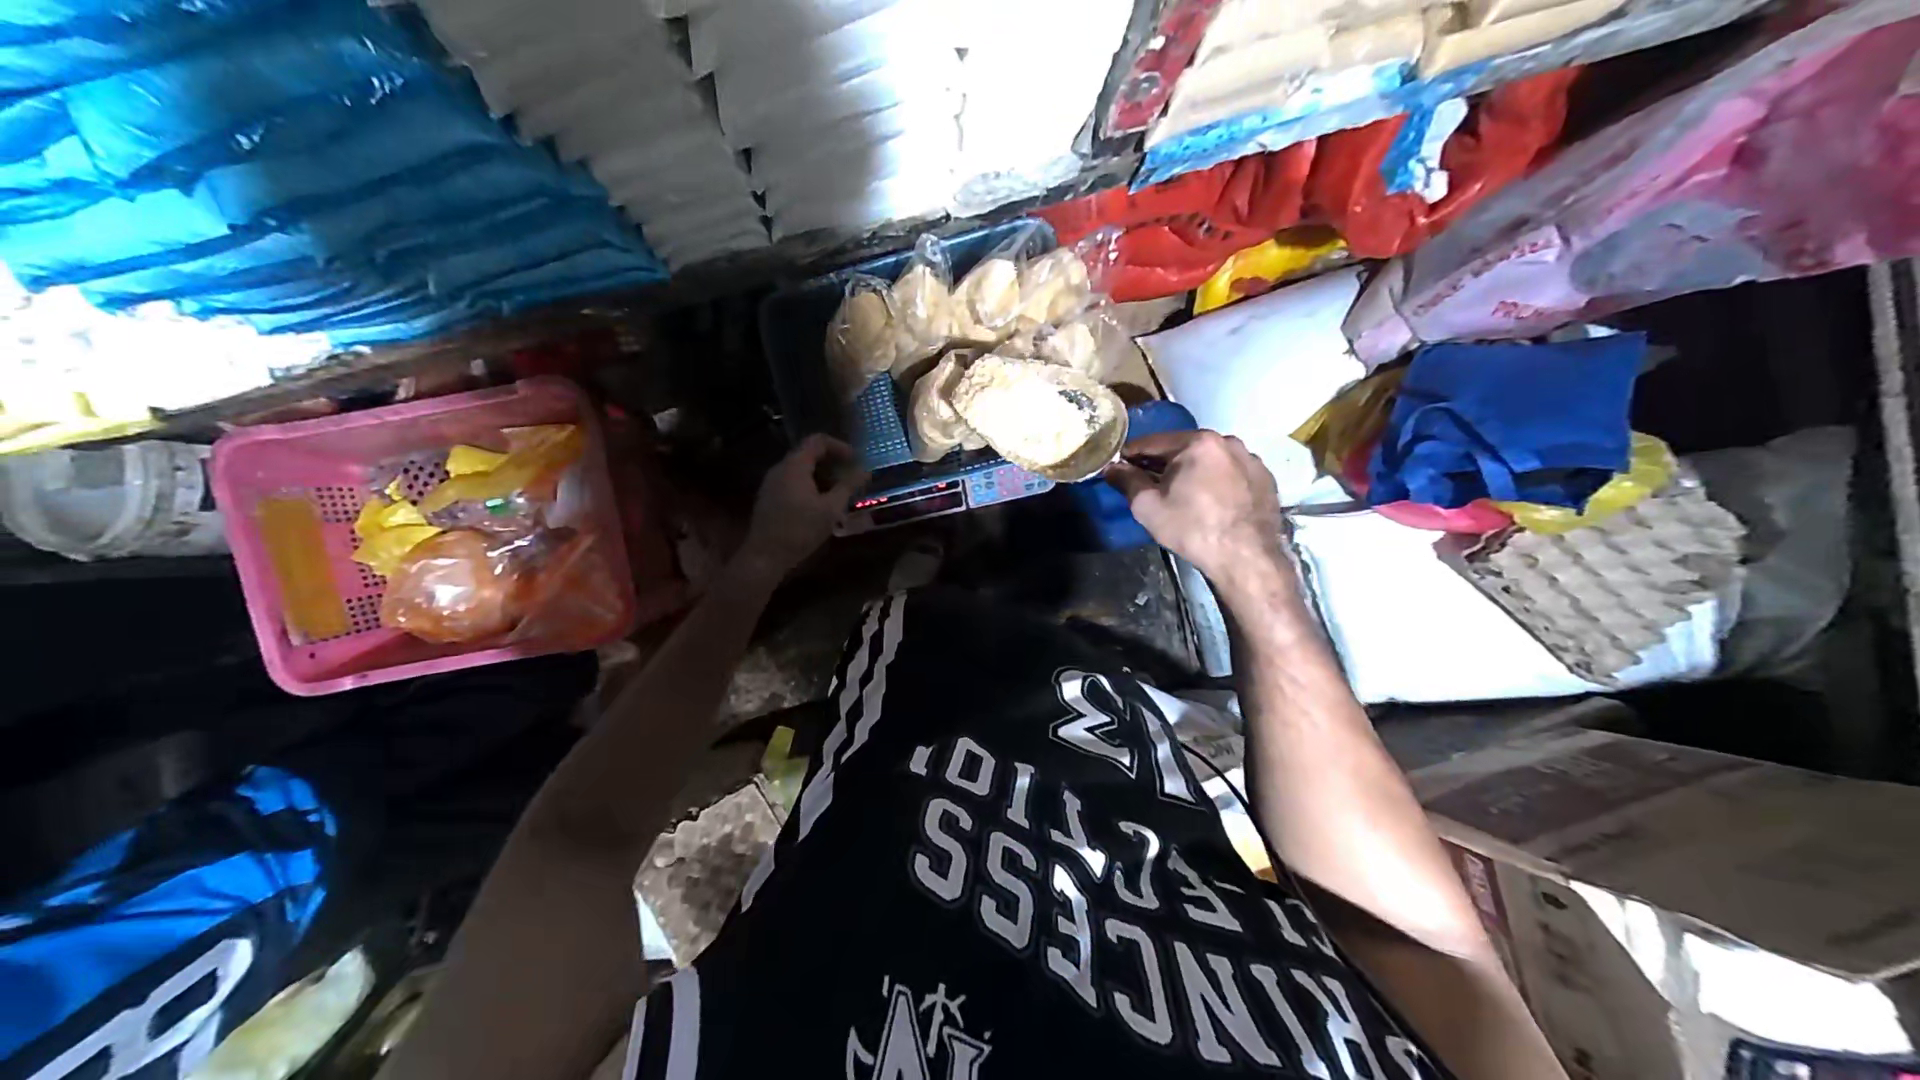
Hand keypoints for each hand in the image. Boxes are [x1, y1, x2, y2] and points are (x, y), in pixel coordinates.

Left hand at [737, 434, 866, 582]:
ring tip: (839, 491)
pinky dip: (809, 484)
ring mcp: (771, 482)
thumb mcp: (831, 509)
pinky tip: (820, 503)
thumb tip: (866, 472)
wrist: (765, 556)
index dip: (839, 446)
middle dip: (831, 462)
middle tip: (850, 476)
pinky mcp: (768, 497)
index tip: (856, 460)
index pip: (818, 441)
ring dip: (821, 475)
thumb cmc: (800, 530)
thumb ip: (848, 486)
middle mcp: (780, 468)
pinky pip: (791, 481)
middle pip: (808, 453)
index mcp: (794, 466)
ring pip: (799, 468)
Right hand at [1104, 430, 1292, 599]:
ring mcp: (1251, 459)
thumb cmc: (1192, 528)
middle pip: (1183, 448)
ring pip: (1209, 460)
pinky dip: (1218, 482)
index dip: (1130, 455)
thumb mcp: (1148, 506)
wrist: (1246, 557)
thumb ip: (1127, 481)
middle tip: (1148, 485)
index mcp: (1197, 442)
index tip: (1118, 467)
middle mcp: (1227, 441)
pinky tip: (1212, 503)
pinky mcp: (1265, 478)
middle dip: (1163, 464)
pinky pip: (1231, 473)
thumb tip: (1112, 468)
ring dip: (1192, 471)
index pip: (1151, 442)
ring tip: (1182, 495)